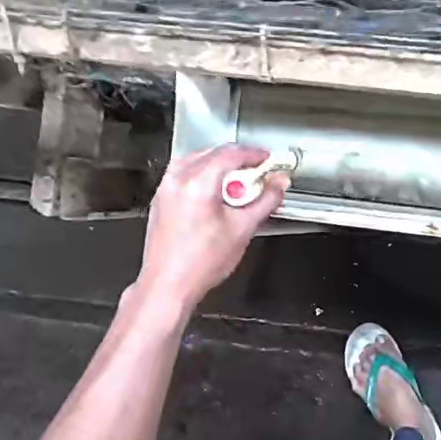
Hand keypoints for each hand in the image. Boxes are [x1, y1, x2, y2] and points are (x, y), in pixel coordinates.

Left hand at [132, 144, 287, 311]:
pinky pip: (186, 175)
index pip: (231, 153)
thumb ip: (265, 201)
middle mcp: (177, 180)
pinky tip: (218, 196)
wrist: (168, 286)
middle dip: (239, 161)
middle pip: (214, 154)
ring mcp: (166, 189)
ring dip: (221, 168)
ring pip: (198, 162)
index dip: (254, 154)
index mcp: (197, 183)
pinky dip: (205, 177)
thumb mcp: (243, 229)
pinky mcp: (161, 199)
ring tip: (239, 187)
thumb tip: (278, 184)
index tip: (268, 160)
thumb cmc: (199, 263)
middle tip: (259, 174)